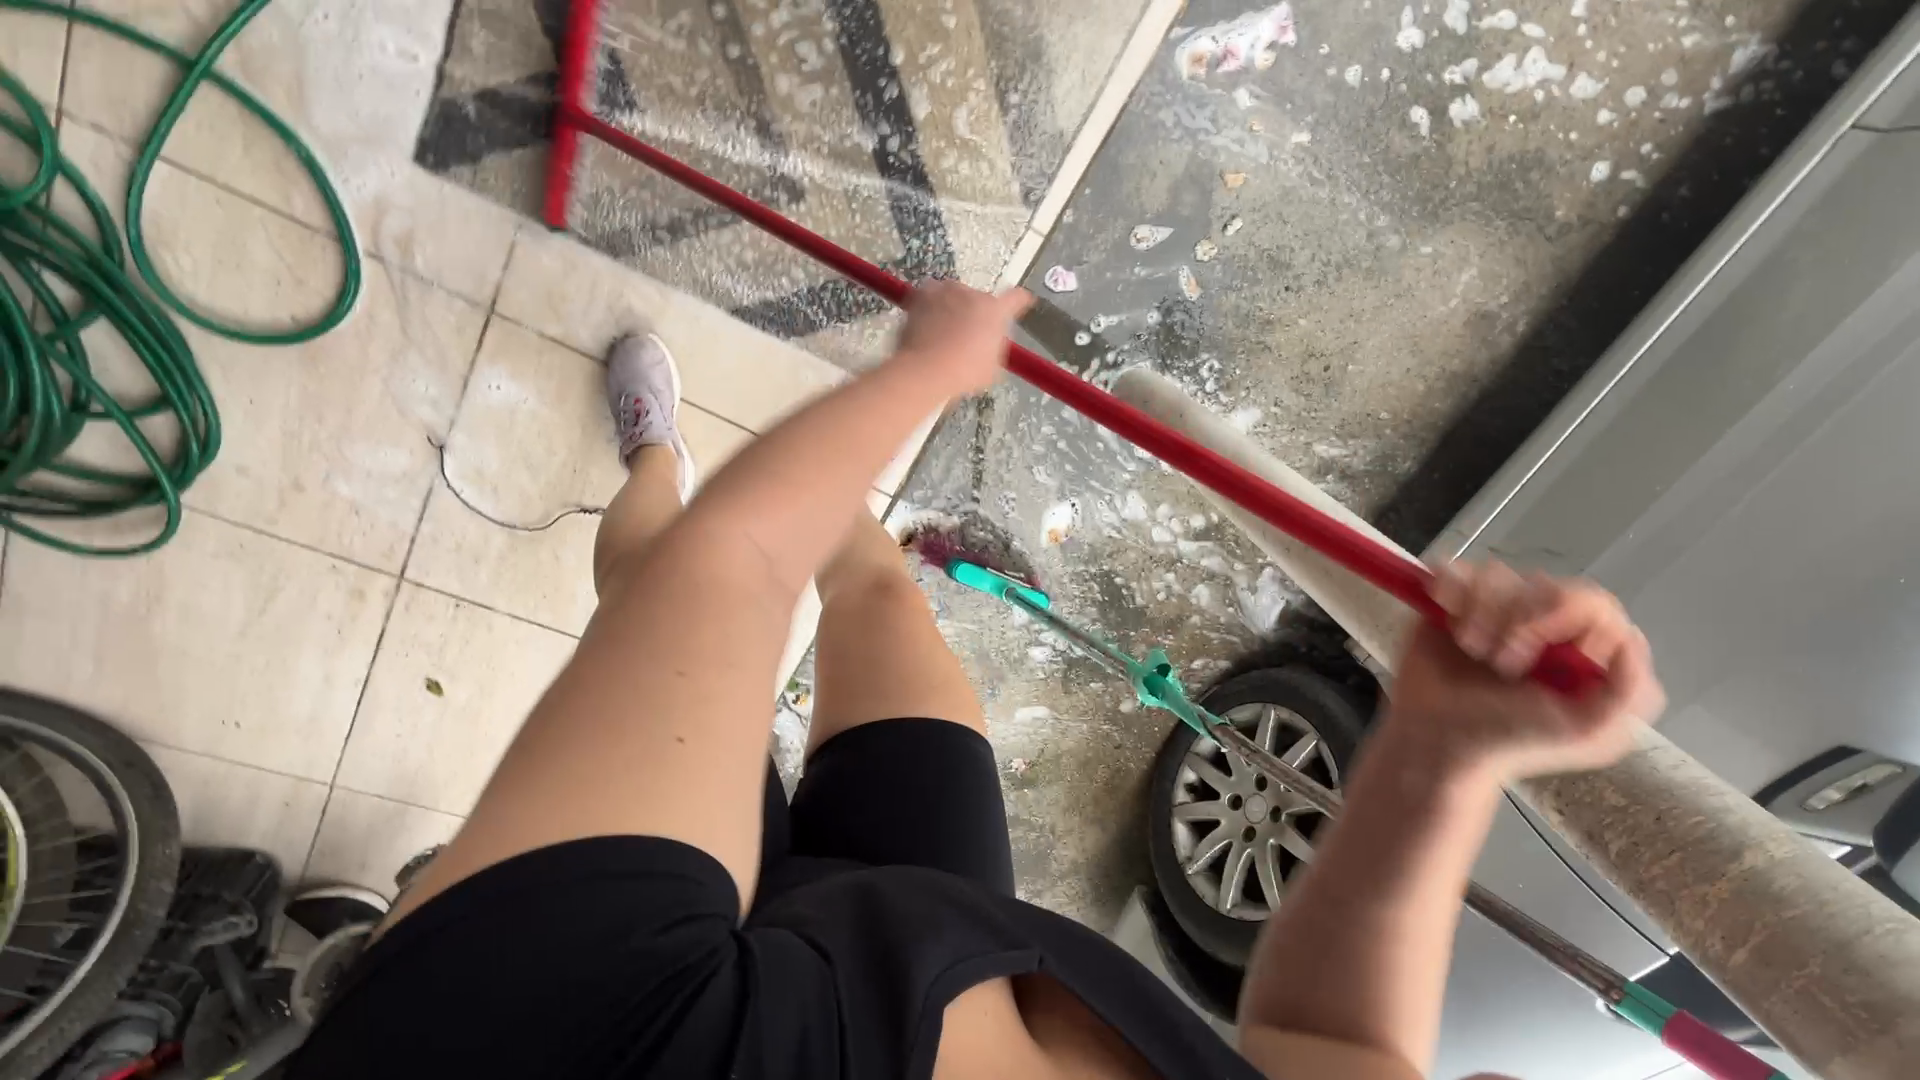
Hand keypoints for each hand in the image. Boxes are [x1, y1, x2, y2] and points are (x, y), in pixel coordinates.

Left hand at [891, 281, 1031, 394]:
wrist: (926, 369)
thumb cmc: (965, 372)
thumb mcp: (992, 367)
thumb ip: (996, 347)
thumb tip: (991, 343)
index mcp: (996, 310)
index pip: (1016, 298)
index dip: (1021, 300)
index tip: (1024, 301)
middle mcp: (972, 294)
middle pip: (980, 298)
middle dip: (977, 312)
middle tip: (969, 334)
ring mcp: (945, 292)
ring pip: (954, 295)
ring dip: (954, 306)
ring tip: (946, 329)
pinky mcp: (921, 296)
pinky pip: (931, 297)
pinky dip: (931, 306)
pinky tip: (928, 323)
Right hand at [1384, 561, 1665, 783]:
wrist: (1437, 743)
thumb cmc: (1511, 741)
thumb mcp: (1591, 733)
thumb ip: (1631, 691)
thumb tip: (1627, 636)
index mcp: (1581, 651)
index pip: (1592, 603)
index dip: (1564, 615)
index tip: (1540, 653)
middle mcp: (1541, 626)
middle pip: (1543, 584)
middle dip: (1518, 618)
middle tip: (1500, 662)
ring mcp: (1492, 614)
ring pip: (1497, 575)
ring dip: (1480, 612)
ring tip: (1469, 649)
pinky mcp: (1449, 608)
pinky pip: (1453, 572)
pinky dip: (1449, 588)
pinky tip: (1446, 618)